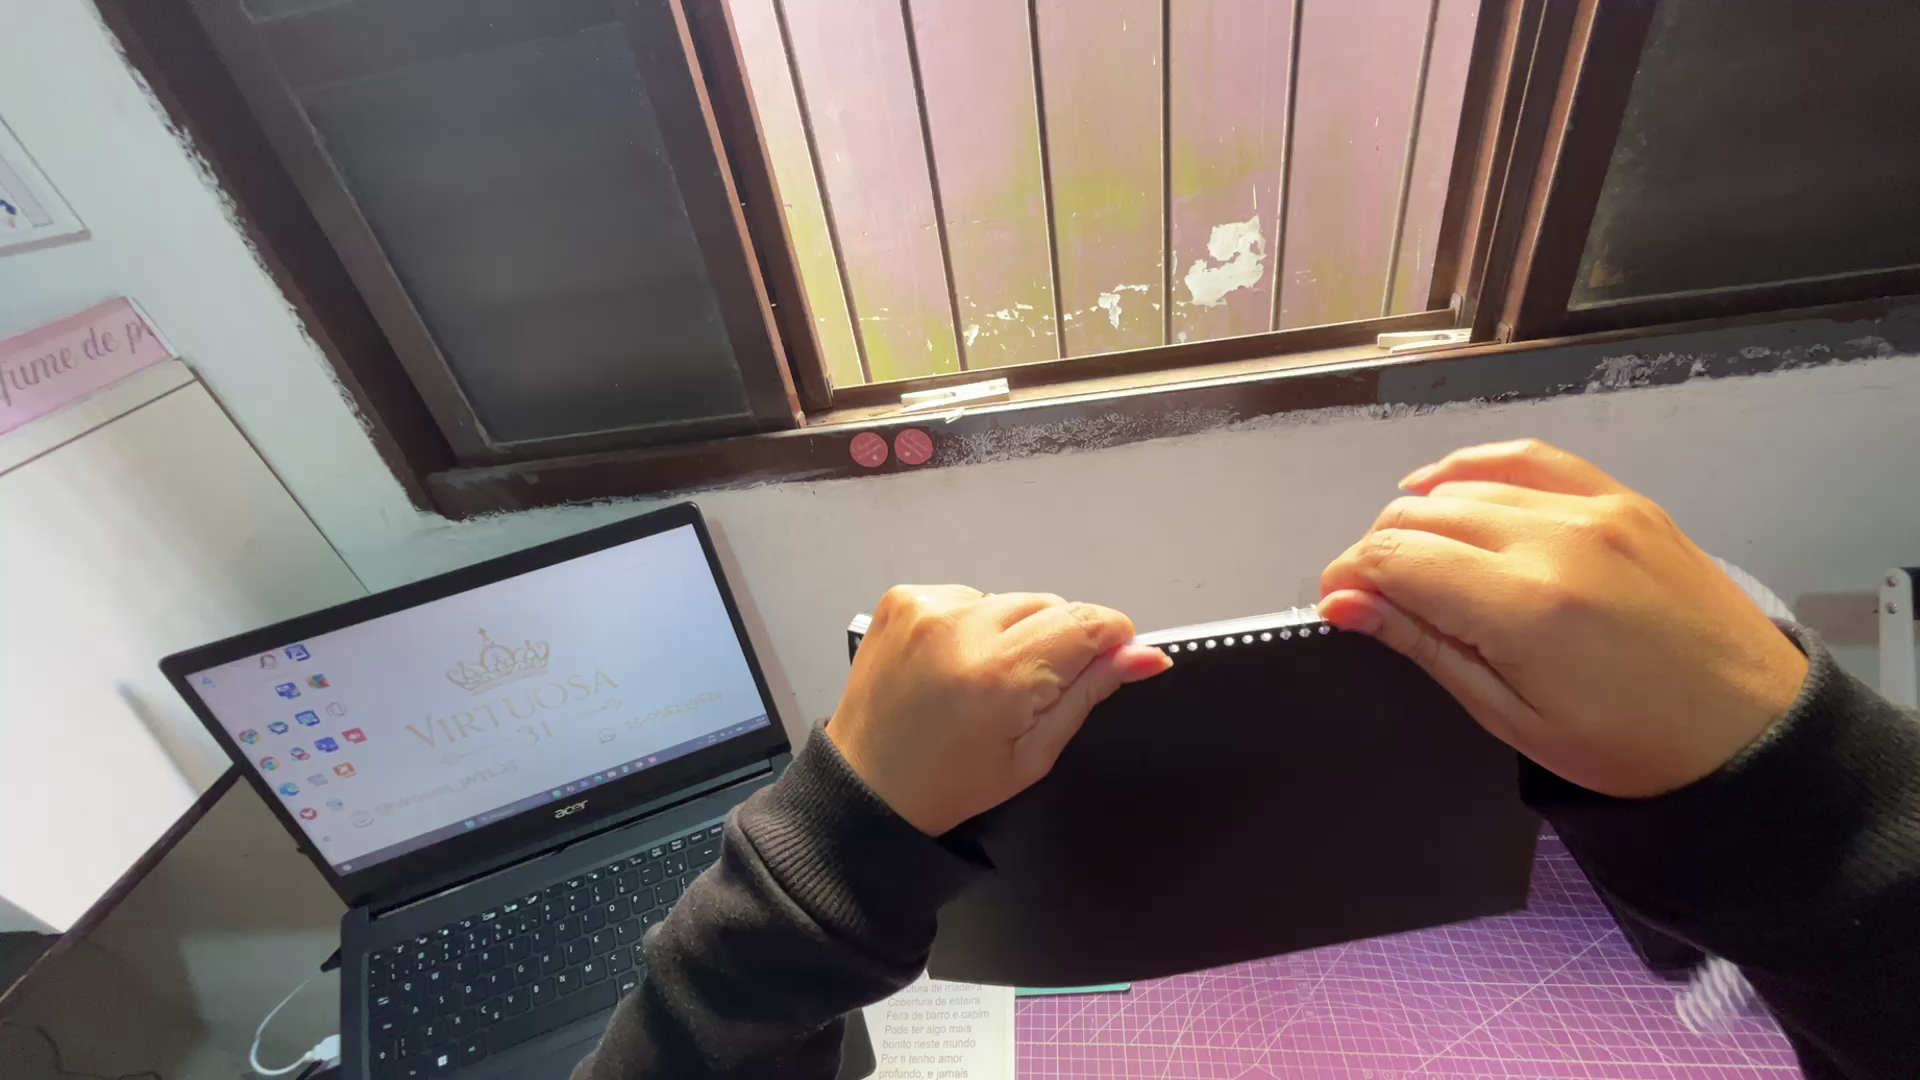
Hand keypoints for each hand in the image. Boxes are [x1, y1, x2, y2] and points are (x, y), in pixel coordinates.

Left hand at [827, 585, 1172, 834]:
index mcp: (998, 675)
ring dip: (1014, 631)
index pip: (1085, 621)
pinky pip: (969, 596)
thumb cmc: (951, 783)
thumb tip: (1146, 654)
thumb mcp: (1033, 753)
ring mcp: (926, 605)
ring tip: (984, 677)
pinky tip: (955, 661)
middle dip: (1058, 639)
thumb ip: (1089, 692)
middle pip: (1049, 605)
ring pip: (1010, 600)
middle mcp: (960, 626)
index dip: (1111, 636)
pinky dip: (974, 623)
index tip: (1112, 657)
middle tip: (1030, 688)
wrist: (864, 783)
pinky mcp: (904, 597)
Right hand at [1318, 439, 1807, 797]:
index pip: (1392, 557)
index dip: (1346, 577)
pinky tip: (1440, 487)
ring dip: (1415, 521)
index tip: (1337, 603)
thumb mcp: (1502, 711)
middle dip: (1374, 554)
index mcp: (1522, 605)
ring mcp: (1593, 510)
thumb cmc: (1622, 743)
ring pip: (1457, 488)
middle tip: (1375, 597)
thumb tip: (1340, 602)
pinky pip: (1524, 459)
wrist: (1753, 736)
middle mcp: (1554, 540)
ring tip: (1416, 561)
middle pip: (1415, 516)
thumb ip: (1416, 642)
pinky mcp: (1620, 499)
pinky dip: (1469, 467)